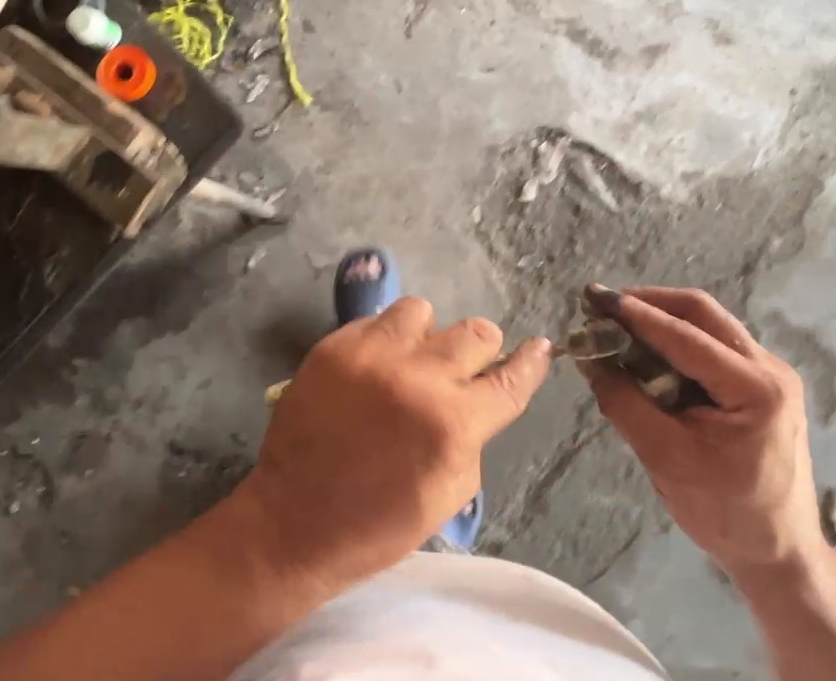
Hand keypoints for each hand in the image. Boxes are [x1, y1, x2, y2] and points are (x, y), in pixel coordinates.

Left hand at [235, 297, 551, 585]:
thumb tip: (479, 398)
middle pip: (475, 332)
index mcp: (453, 423)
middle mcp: (418, 377)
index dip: (532, 362)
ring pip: (422, 311)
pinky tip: (372, 370)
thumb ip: (472, 436)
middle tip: (461, 370)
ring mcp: (372, 355)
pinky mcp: (334, 346)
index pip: (510, 379)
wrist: (294, 520)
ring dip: (426, 335)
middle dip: (478, 350)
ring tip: (410, 362)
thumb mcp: (449, 493)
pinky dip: (383, 340)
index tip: (541, 348)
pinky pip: (375, 321)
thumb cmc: (378, 523)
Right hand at [580, 286, 825, 579]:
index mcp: (756, 389)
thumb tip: (589, 358)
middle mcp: (770, 369)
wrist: (779, 554)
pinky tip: (645, 352)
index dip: (635, 313)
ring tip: (616, 325)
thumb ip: (624, 402)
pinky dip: (675, 340)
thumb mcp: (665, 458)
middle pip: (702, 313)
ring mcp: (769, 374)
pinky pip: (712, 346)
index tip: (593, 298)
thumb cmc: (724, 512)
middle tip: (602, 306)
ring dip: (660, 319)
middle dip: (648, 303)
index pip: (685, 335)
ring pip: (708, 325)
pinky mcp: (760, 385)